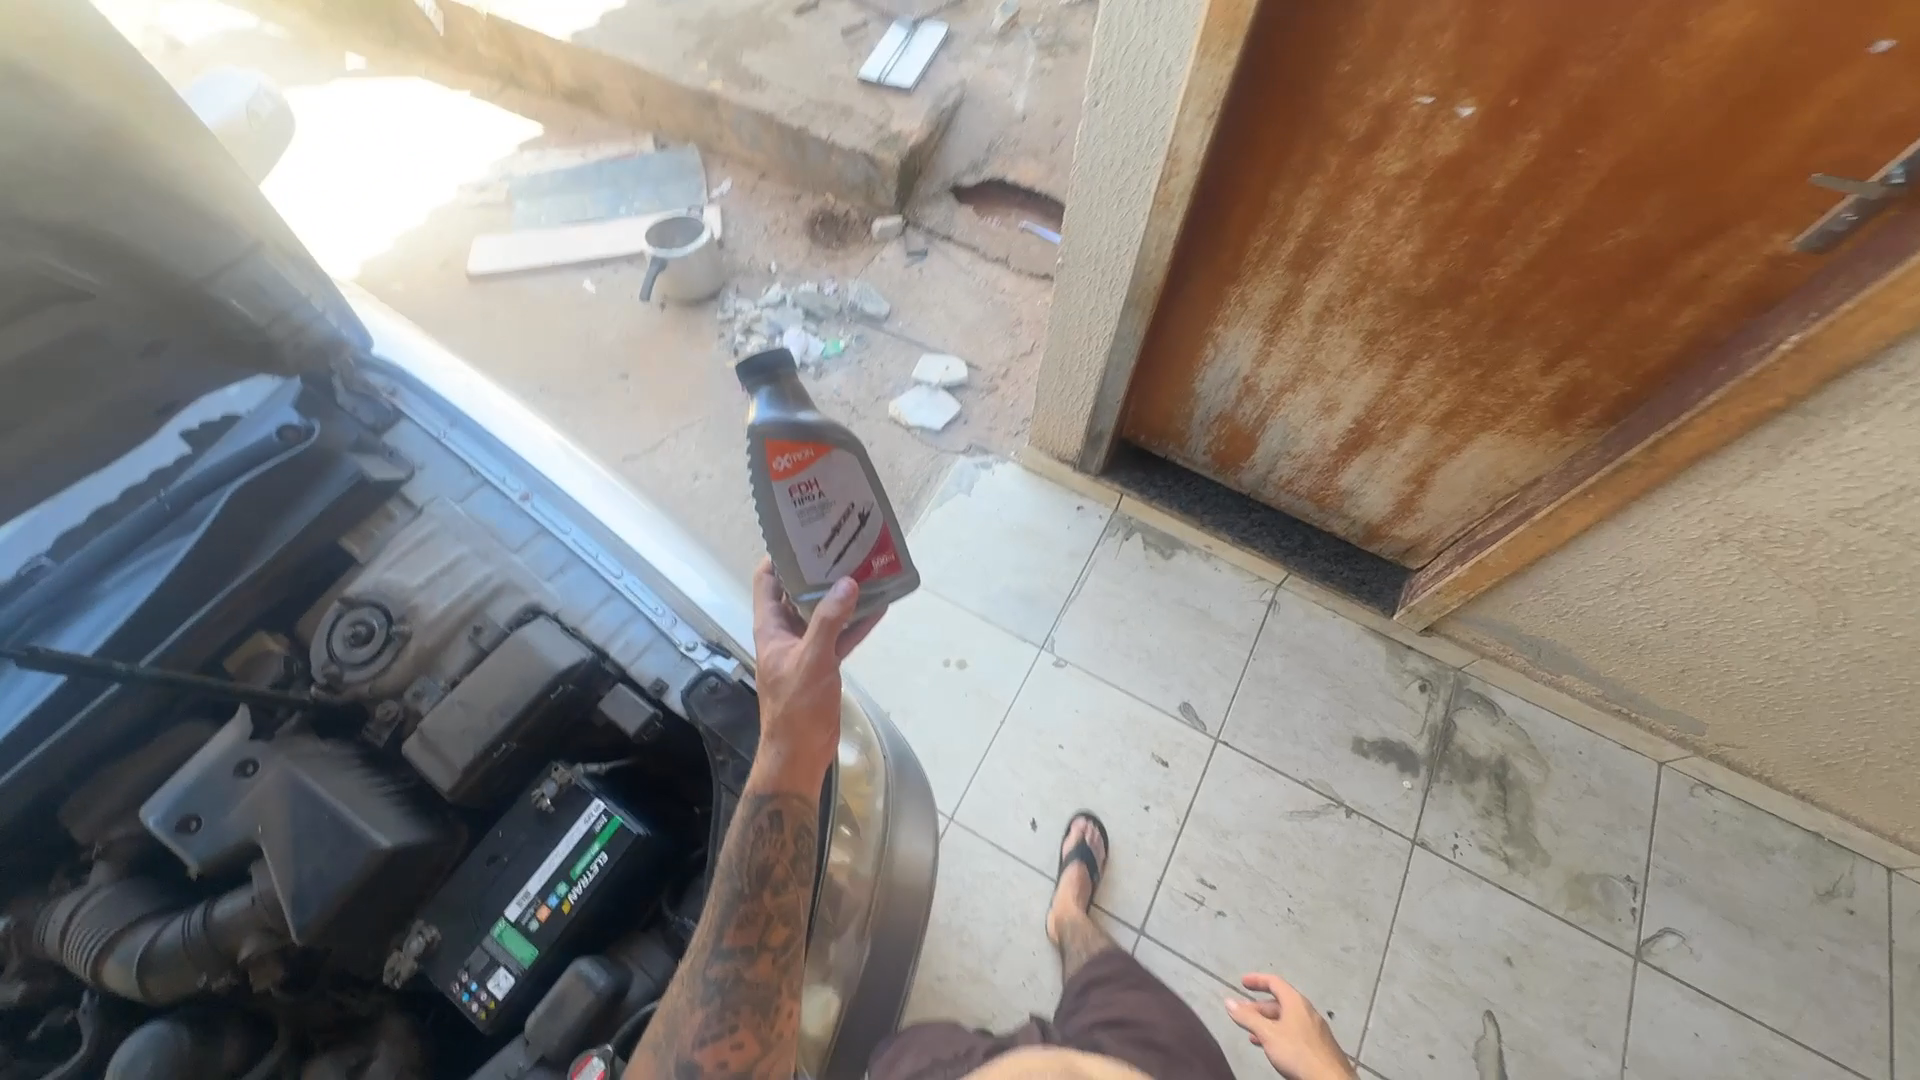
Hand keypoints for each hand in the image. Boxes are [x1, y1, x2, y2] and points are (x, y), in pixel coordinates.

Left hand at [749, 559, 880, 786]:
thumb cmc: (795, 706)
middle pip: (799, 592)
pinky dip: (857, 622)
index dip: (779, 556)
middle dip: (819, 570)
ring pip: (824, 612)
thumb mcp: (812, 660)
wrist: (800, 752)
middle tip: (843, 545)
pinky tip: (880, 606)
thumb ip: (829, 621)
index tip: (804, 535)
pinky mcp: (825, 664)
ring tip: (866, 568)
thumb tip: (848, 582)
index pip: (767, 581)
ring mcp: (807, 648)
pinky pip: (842, 635)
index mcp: (771, 628)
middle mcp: (786, 633)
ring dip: (842, 594)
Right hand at [1225, 973, 1356, 1079]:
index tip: (1242, 983)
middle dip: (1259, 1008)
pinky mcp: (1320, 1048)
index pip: (1274, 982)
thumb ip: (1247, 1018)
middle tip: (1243, 1015)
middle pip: (1280, 1003)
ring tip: (1253, 1035)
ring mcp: (1316, 1030)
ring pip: (1287, 1020)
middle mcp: (1308, 1012)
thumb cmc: (1298, 1052)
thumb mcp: (1267, 1034)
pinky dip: (1280, 1035)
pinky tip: (1273, 1049)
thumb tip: (1228, 1002)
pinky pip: (1295, 1034)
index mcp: (1296, 1002)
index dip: (1257, 980)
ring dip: (1268, 1024)